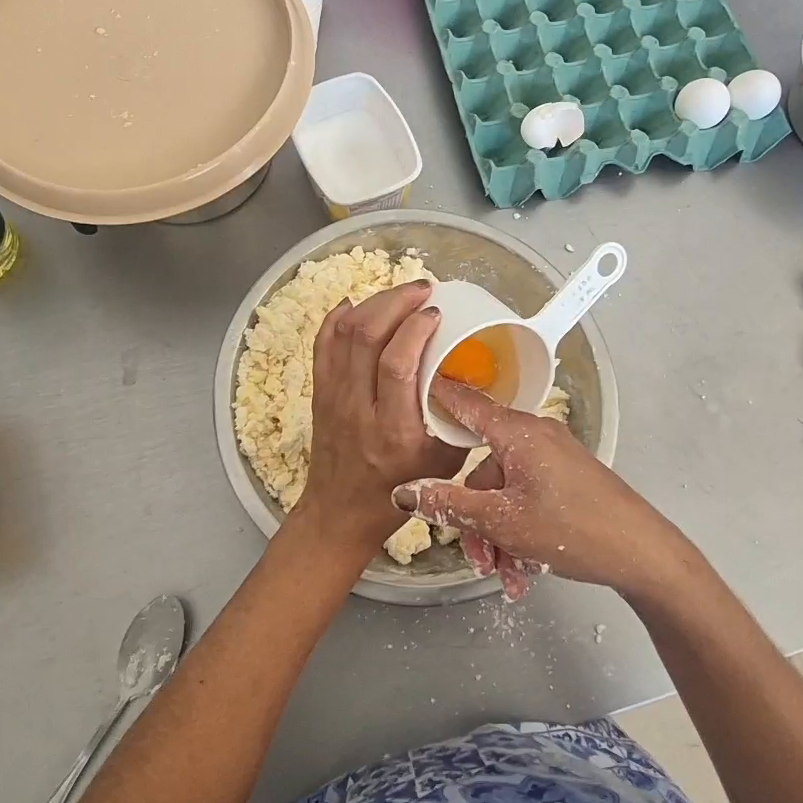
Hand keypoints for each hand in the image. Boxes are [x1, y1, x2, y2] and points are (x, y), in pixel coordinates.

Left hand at [298, 280, 465, 550]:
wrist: (340, 513)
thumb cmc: (395, 492)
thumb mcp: (442, 465)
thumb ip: (461, 422)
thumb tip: (484, 379)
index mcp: (393, 431)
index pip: (398, 364)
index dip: (415, 329)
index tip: (436, 312)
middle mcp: (358, 408)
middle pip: (367, 337)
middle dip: (395, 302)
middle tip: (422, 290)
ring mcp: (333, 397)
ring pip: (344, 334)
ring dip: (373, 304)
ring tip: (400, 294)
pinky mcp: (319, 392)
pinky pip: (322, 344)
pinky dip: (338, 318)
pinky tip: (357, 303)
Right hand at [393, 378, 674, 595]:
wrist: (644, 555)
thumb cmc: (574, 530)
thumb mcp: (501, 521)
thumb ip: (449, 504)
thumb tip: (404, 493)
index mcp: (517, 433)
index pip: (464, 403)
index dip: (433, 398)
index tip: (406, 395)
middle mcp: (534, 437)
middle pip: (482, 468)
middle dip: (474, 517)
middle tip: (478, 557)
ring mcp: (552, 458)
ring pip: (504, 492)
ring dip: (497, 535)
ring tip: (506, 575)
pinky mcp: (566, 480)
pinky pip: (527, 499)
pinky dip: (519, 532)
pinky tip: (524, 572)